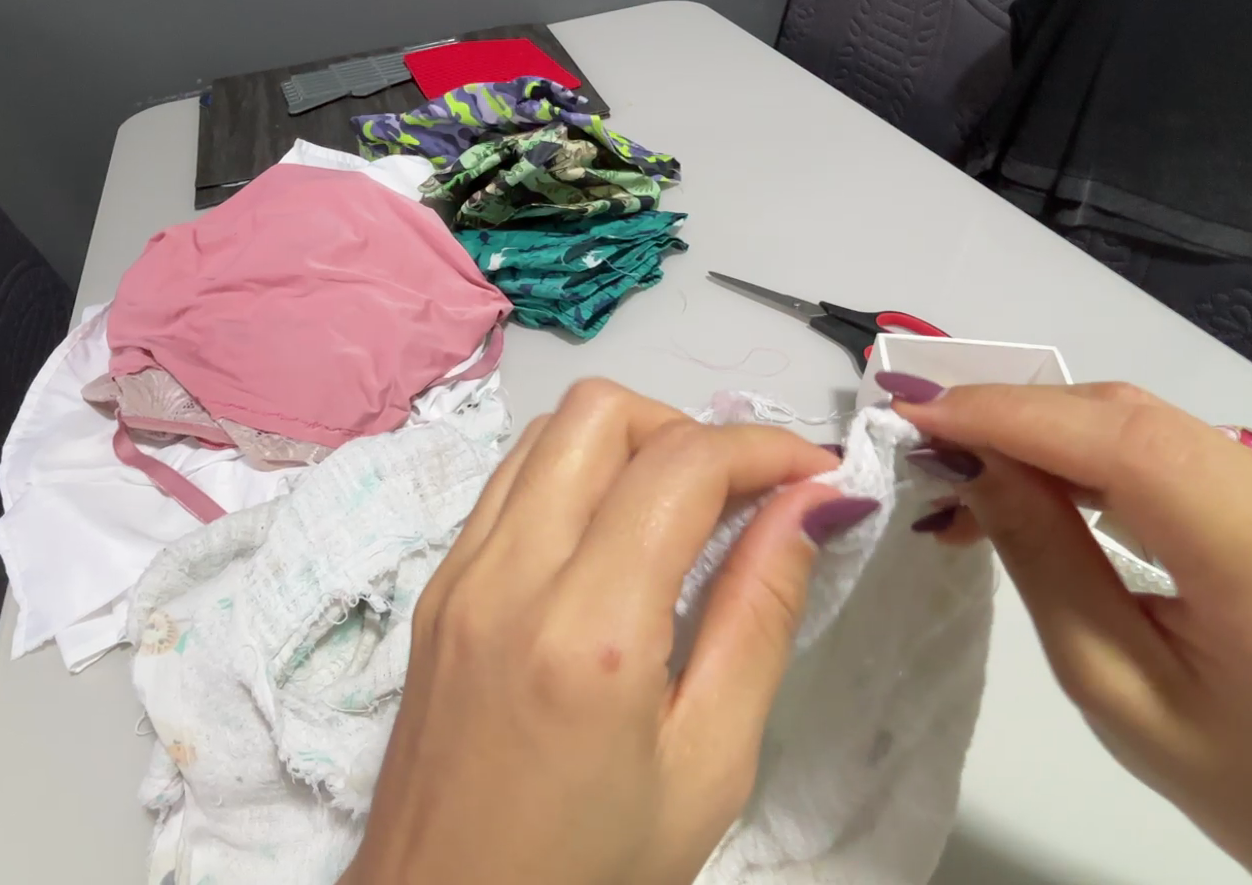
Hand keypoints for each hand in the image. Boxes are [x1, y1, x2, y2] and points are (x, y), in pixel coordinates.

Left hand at [342, 380, 867, 884]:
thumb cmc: (592, 869)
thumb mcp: (708, 763)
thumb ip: (760, 615)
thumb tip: (808, 508)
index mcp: (587, 629)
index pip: (679, 467)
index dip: (762, 448)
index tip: (814, 473)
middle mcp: (508, 573)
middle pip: (598, 412)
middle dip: (685, 428)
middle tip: (735, 494)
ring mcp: (458, 571)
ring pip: (547, 432)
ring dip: (626, 443)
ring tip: (677, 509)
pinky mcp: (437, 582)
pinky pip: (510, 482)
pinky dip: (573, 474)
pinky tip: (609, 536)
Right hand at [886, 377, 1251, 884]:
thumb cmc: (1223, 775)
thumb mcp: (1103, 681)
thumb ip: (1041, 557)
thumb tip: (969, 460)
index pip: (1141, 454)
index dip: (1018, 417)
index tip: (920, 415)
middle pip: (1146, 424)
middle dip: (1018, 418)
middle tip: (929, 442)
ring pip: (1157, 425)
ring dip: (1047, 433)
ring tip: (971, 469)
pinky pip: (1181, 445)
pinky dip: (1091, 450)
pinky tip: (1044, 478)